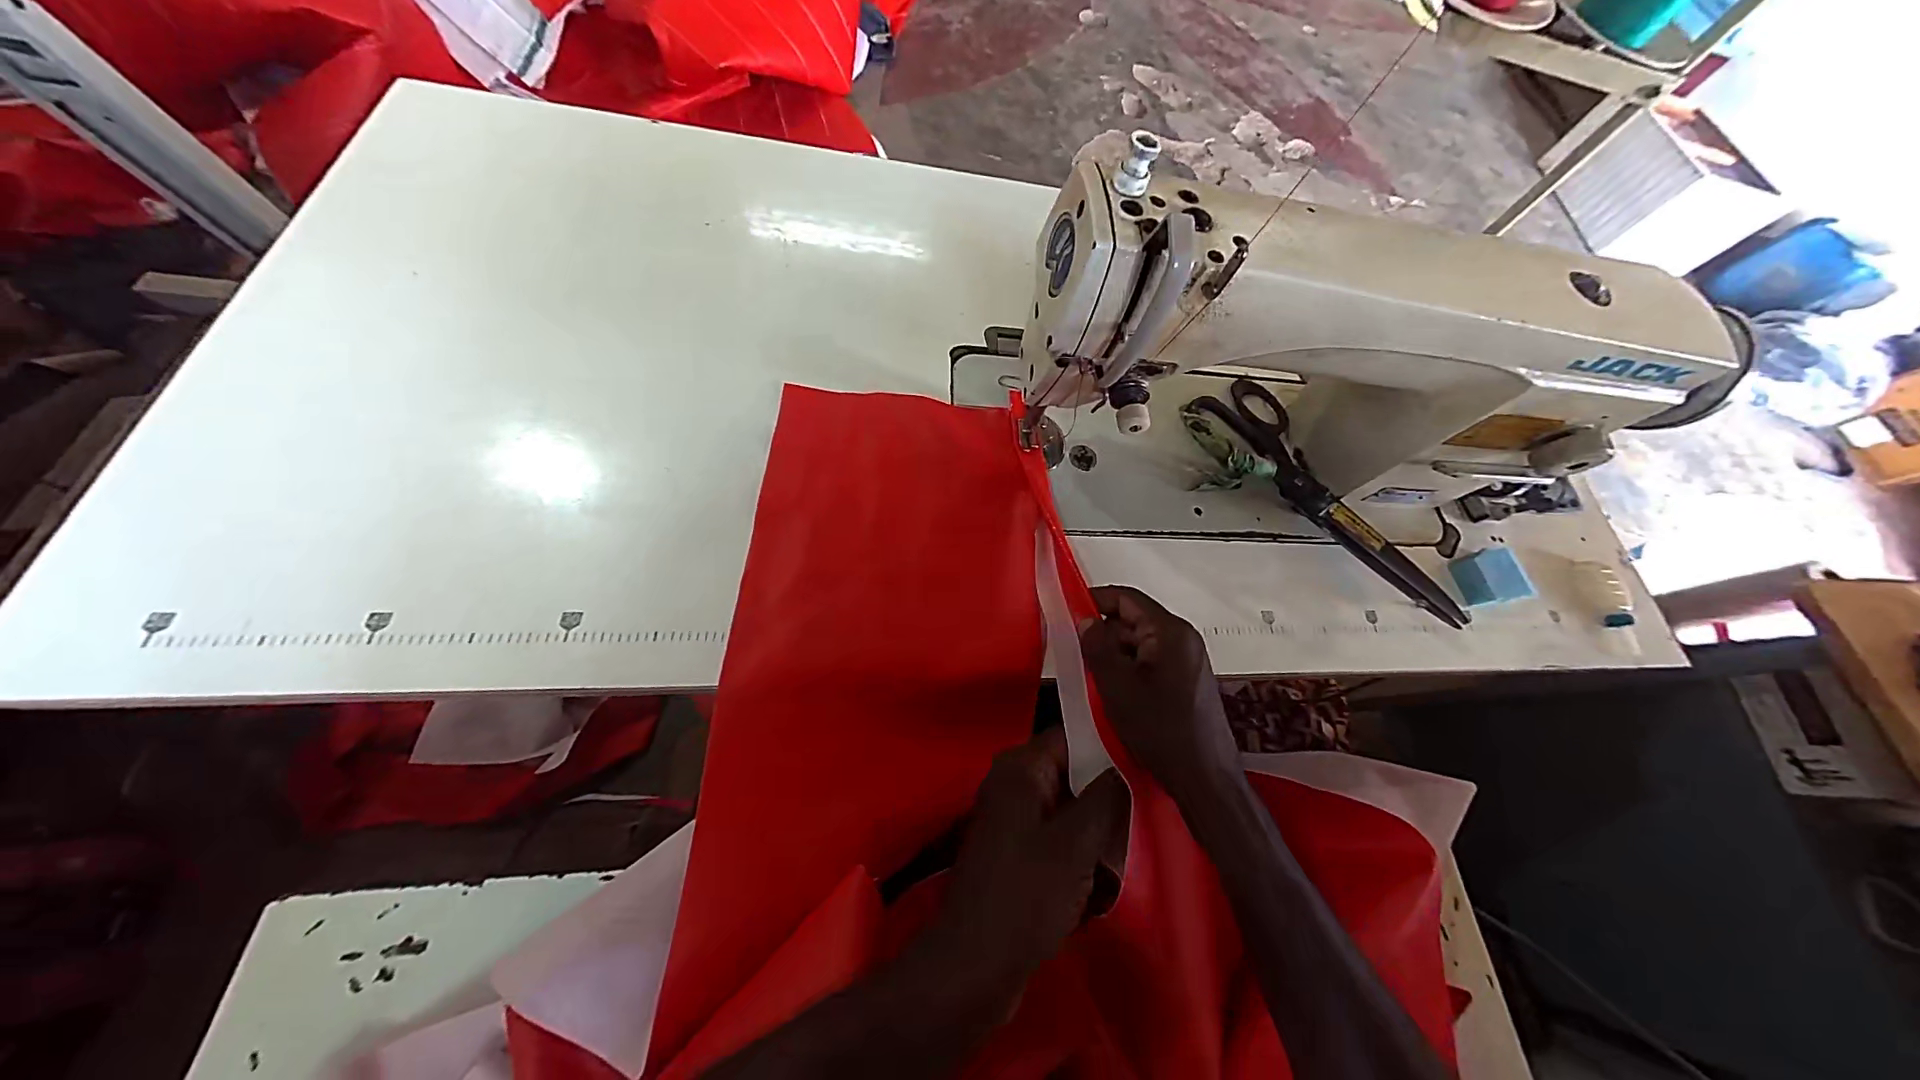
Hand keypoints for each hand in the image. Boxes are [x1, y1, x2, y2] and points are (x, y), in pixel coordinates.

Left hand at [927, 729, 1129, 995]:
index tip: (1146, 764)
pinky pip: (1056, 836)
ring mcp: (1011, 819)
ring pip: (1067, 806)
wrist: (975, 964)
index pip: (1070, 736)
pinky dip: (1079, 848)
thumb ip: (1105, 796)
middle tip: (1145, 809)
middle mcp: (1010, 784)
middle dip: (1106, 791)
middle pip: (1070, 771)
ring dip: (1095, 825)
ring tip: (1129, 842)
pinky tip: (1103, 870)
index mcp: (1019, 768)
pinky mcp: (1014, 852)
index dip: (1108, 746)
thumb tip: (1123, 764)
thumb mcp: (1076, 843)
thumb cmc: (1026, 895)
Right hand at [1077, 585, 1237, 795]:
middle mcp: (1184, 639)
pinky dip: (1130, 669)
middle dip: (1104, 633)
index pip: (1127, 599)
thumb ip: (1097, 647)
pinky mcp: (1188, 680)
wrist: (1203, 776)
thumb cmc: (1159, 729)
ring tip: (1095, 679)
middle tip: (1077, 653)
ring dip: (1115, 655)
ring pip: (1141, 643)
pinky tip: (1116, 693)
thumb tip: (1086, 621)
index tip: (1068, 610)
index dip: (1095, 599)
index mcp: (1170, 632)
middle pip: (1134, 620)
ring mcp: (1189, 659)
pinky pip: (1151, 661)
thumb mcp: (1116, 686)